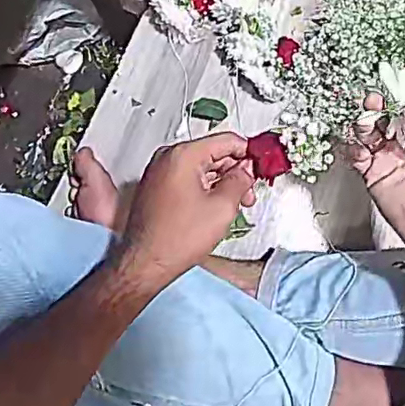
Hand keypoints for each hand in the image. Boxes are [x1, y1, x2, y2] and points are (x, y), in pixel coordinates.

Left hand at [114, 133, 256, 289]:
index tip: (259, 166)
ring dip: (221, 181)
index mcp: (183, 155)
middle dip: (235, 171)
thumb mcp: (223, 206)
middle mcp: (167, 157)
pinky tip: (214, 206)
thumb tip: (246, 169)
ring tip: (233, 203)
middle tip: (248, 191)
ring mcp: (159, 171)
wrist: (145, 265)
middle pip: (213, 152)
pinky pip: (187, 177)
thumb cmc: (175, 240)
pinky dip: (204, 187)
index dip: (248, 153)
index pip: (226, 140)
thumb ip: (241, 180)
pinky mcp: (156, 186)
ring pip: (201, 166)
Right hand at [348, 95, 404, 265]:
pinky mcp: (373, 175)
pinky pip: (357, 156)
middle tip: (374, 100)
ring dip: (364, 122)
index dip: (401, 103)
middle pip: (386, 119)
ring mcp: (388, 159)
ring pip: (369, 133)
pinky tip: (359, 144)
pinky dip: (353, 146)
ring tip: (364, 118)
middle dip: (378, 107)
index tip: (394, 94)